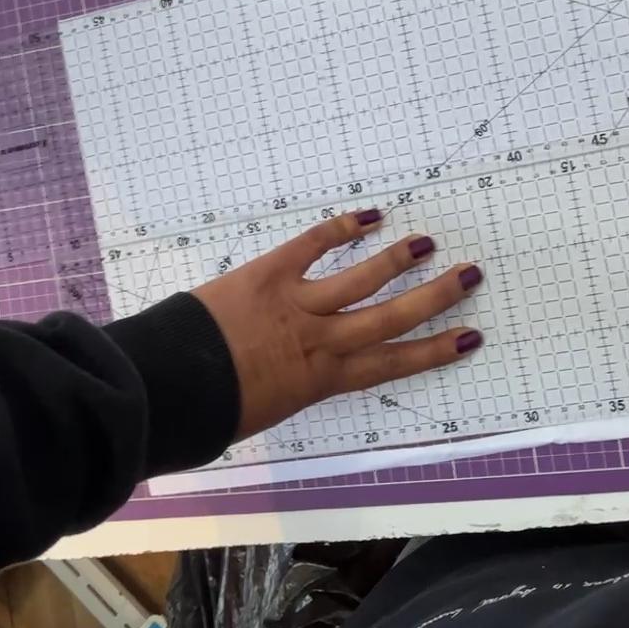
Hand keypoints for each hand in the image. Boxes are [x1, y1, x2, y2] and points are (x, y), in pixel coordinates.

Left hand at [193, 209, 483, 439]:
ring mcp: (297, 303)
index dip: (435, 351)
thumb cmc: (207, 412)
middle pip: (391, 315)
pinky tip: (369, 215)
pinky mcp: (270, 273)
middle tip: (468, 276)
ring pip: (360, 279)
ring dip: (396, 260)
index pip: (392, 362)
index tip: (468, 338)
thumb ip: (293, 385)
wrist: (160, 389)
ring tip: (427, 243)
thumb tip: (303, 372)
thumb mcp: (264, 410)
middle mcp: (321, 339)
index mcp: (321, 378)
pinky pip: (312, 246)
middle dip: (434, 297)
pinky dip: (340, 228)